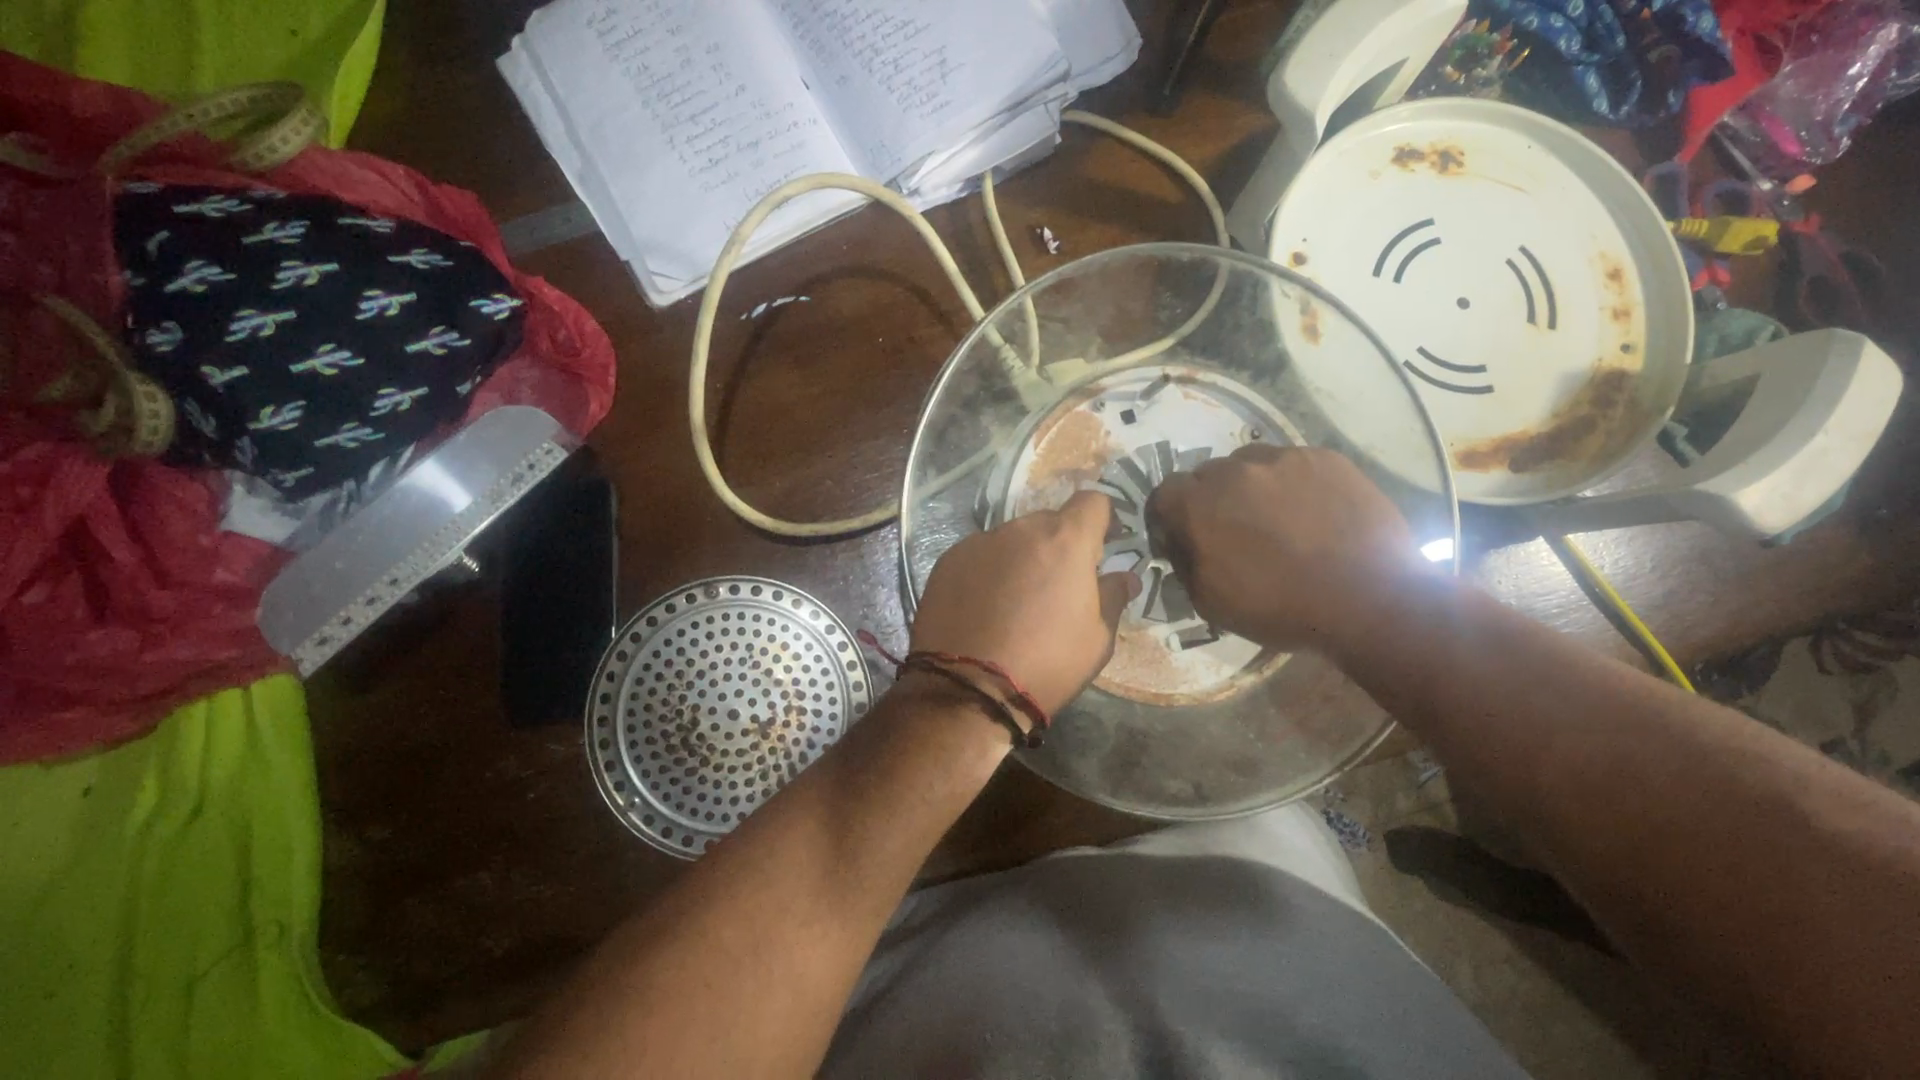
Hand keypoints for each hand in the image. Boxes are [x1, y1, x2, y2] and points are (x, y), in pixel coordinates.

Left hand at [911, 491, 1138, 715]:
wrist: (967, 689)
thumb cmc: (1046, 665)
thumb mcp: (1096, 640)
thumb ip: (1112, 597)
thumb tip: (1125, 576)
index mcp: (1065, 541)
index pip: (1092, 502)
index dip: (1101, 519)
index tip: (1101, 546)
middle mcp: (1020, 530)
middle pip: (1049, 521)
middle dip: (1059, 545)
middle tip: (1057, 586)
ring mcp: (979, 543)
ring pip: (1011, 539)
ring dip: (1020, 559)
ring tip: (1015, 602)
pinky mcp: (947, 561)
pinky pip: (979, 556)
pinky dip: (987, 572)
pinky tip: (983, 608)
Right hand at [1145, 445, 1425, 652]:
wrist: (1367, 598)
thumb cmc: (1279, 608)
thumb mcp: (1209, 602)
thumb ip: (1184, 562)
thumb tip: (1181, 543)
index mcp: (1197, 505)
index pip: (1164, 494)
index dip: (1170, 516)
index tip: (1183, 536)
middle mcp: (1234, 470)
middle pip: (1208, 475)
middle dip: (1213, 500)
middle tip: (1236, 532)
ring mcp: (1283, 458)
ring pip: (1252, 464)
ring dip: (1253, 488)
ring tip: (1279, 521)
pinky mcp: (1326, 458)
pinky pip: (1296, 465)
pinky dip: (1295, 485)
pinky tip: (1315, 516)